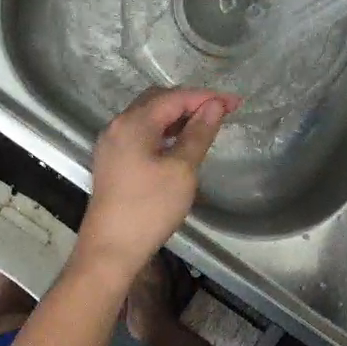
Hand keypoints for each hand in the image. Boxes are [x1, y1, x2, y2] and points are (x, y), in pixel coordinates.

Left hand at [74, 87, 240, 276]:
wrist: (111, 248)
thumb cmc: (149, 209)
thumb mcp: (181, 170)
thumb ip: (198, 133)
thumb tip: (214, 106)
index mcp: (133, 123)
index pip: (174, 97)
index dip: (206, 97)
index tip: (235, 103)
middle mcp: (117, 126)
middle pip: (157, 100)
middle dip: (190, 102)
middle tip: (221, 112)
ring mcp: (111, 144)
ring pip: (147, 117)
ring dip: (176, 117)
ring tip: (205, 126)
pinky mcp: (111, 161)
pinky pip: (140, 134)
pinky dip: (162, 132)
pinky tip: (179, 143)